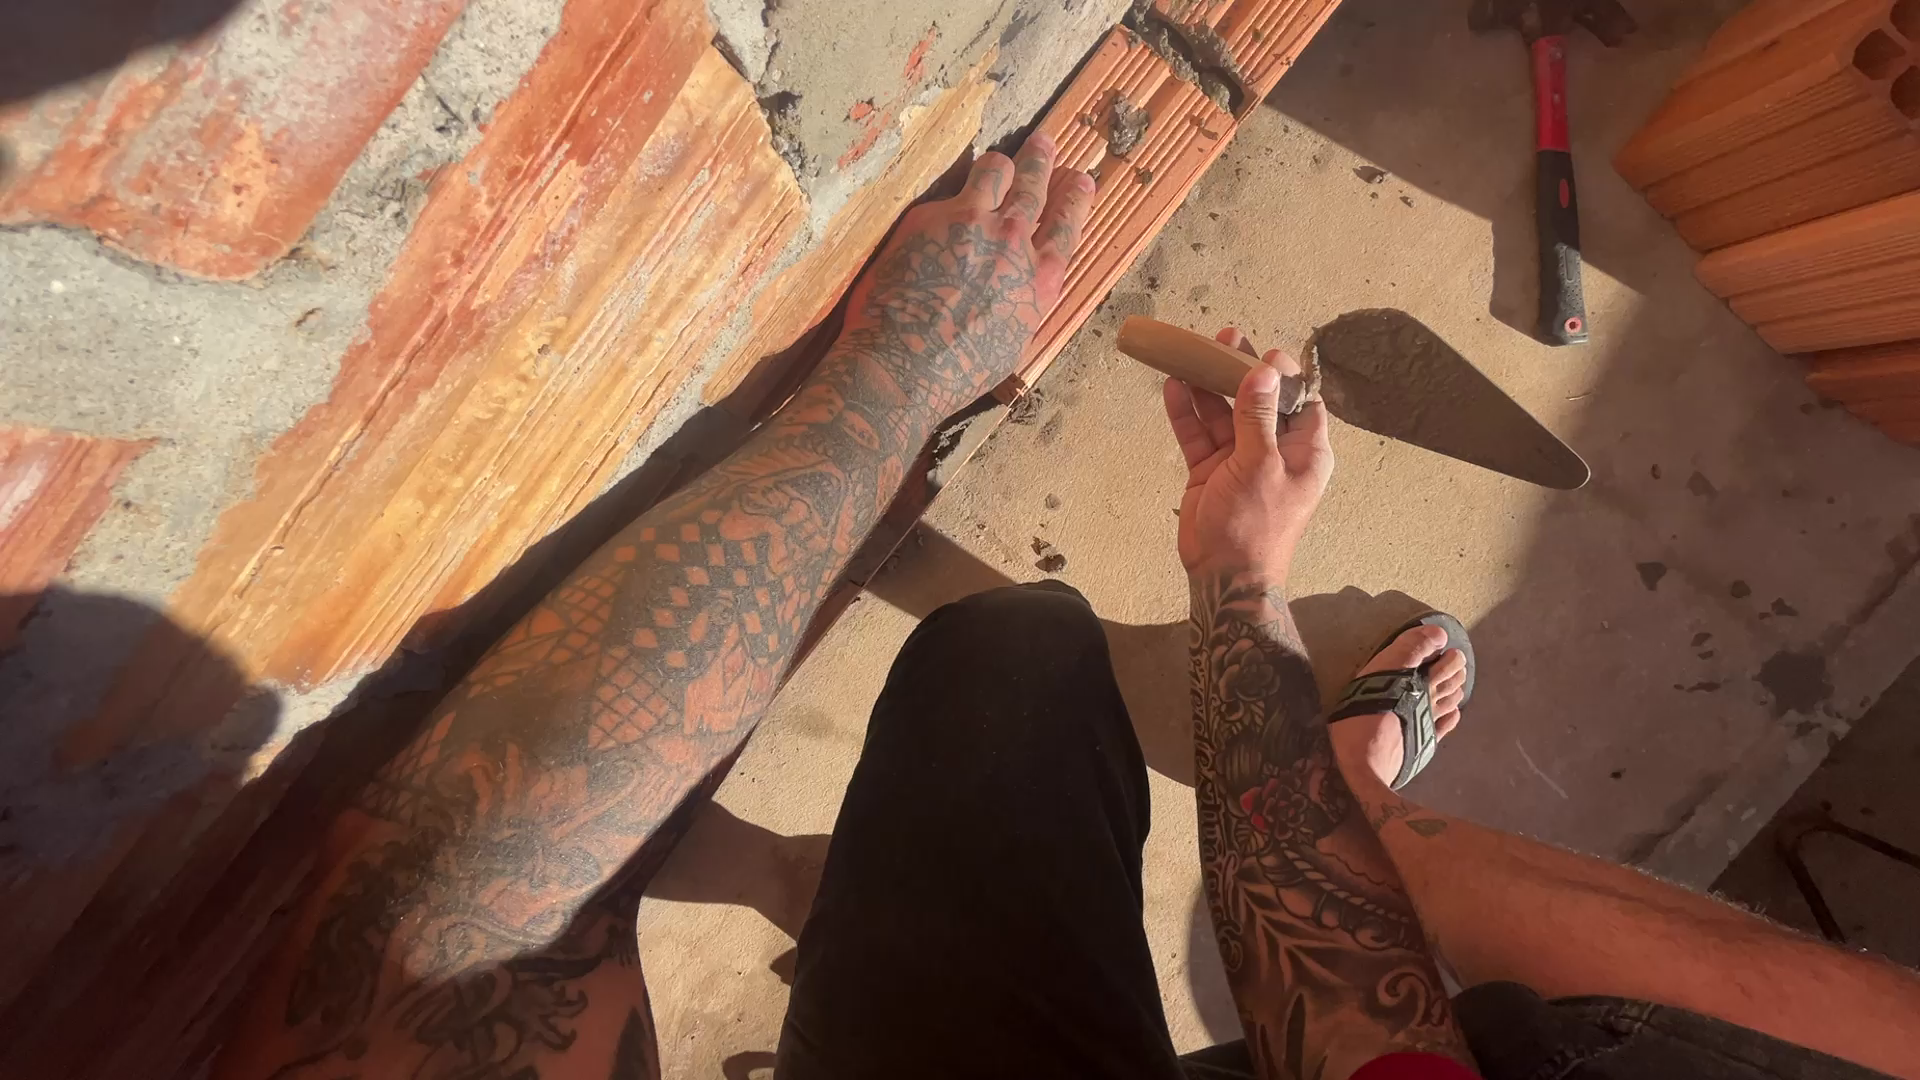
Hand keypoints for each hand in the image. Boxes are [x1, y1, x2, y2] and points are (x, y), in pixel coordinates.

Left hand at [835, 131, 1095, 414]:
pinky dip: (950, 194)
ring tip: (999, 160)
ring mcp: (973, 222)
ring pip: (996, 170)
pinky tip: (941, 202)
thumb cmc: (957, 373)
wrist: (906, 366)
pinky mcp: (931, 215)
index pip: (1066, 227)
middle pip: (1035, 186)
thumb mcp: (1010, 345)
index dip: (1074, 200)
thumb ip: (1021, 304)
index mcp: (1039, 281)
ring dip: (1000, 163)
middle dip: (1041, 161)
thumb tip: (1014, 291)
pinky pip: (947, 191)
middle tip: (1044, 144)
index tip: (1080, 181)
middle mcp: (1014, 243)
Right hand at [1163, 328, 1333, 579]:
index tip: (1261, 352)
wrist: (1224, 574)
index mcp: (1305, 449)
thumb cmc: (1256, 524)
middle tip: (1223, 338)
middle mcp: (1273, 449)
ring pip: (1222, 414)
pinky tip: (1173, 388)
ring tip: (1192, 354)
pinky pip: (1197, 435)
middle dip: (1239, 371)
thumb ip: (1258, 417)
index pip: (1300, 399)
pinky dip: (1186, 413)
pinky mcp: (1209, 470)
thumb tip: (1263, 370)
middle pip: (1257, 400)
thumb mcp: (1261, 465)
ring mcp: (1238, 459)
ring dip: (1207, 387)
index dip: (1282, 374)